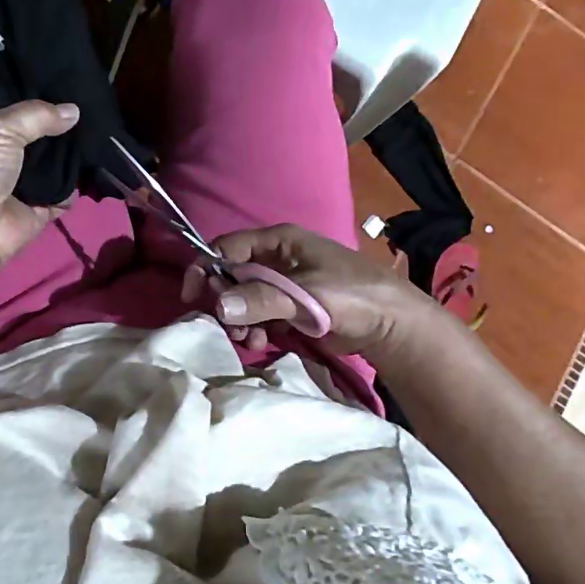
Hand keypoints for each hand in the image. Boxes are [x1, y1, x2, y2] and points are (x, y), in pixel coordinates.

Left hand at [0, 100, 79, 271]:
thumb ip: (37, 115)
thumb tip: (74, 110)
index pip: (13, 107)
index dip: (37, 96)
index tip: (67, 84)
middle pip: (38, 134)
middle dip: (61, 125)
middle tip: (93, 108)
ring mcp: (20, 183)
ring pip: (54, 163)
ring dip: (73, 154)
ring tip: (100, 135)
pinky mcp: (39, 208)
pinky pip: (63, 193)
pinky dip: (75, 186)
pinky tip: (95, 169)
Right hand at [180, 223, 435, 357]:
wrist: (390, 323)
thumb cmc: (351, 295)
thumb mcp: (306, 295)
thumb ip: (262, 299)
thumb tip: (219, 305)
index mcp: (280, 241)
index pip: (228, 247)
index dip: (207, 268)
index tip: (194, 295)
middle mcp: (278, 259)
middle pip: (233, 276)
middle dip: (226, 302)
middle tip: (229, 326)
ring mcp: (284, 286)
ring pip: (244, 300)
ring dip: (241, 321)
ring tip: (252, 339)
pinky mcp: (291, 309)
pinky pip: (260, 316)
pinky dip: (256, 329)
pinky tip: (263, 342)